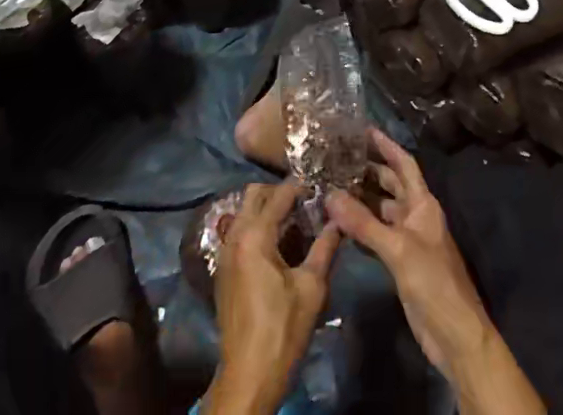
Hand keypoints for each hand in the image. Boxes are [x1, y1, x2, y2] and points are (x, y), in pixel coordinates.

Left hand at [203, 181, 340, 414]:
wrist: (249, 374)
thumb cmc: (283, 328)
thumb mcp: (312, 286)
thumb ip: (326, 246)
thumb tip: (339, 220)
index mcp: (254, 236)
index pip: (279, 194)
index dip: (302, 187)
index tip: (323, 187)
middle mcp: (234, 237)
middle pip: (254, 195)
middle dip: (280, 192)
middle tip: (307, 202)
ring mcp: (224, 253)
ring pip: (244, 212)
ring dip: (267, 209)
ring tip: (296, 220)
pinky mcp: (223, 270)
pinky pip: (239, 232)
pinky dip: (257, 227)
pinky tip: (279, 243)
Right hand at [324, 131, 501, 380]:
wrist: (454, 333)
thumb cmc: (434, 282)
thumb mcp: (398, 250)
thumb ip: (364, 223)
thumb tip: (330, 195)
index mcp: (424, 204)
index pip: (404, 165)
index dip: (387, 146)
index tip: (364, 129)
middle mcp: (416, 216)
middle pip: (391, 185)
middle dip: (369, 170)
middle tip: (337, 158)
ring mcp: (408, 240)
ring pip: (381, 210)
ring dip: (360, 199)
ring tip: (330, 184)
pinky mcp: (399, 262)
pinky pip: (376, 235)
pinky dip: (359, 226)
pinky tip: (338, 222)